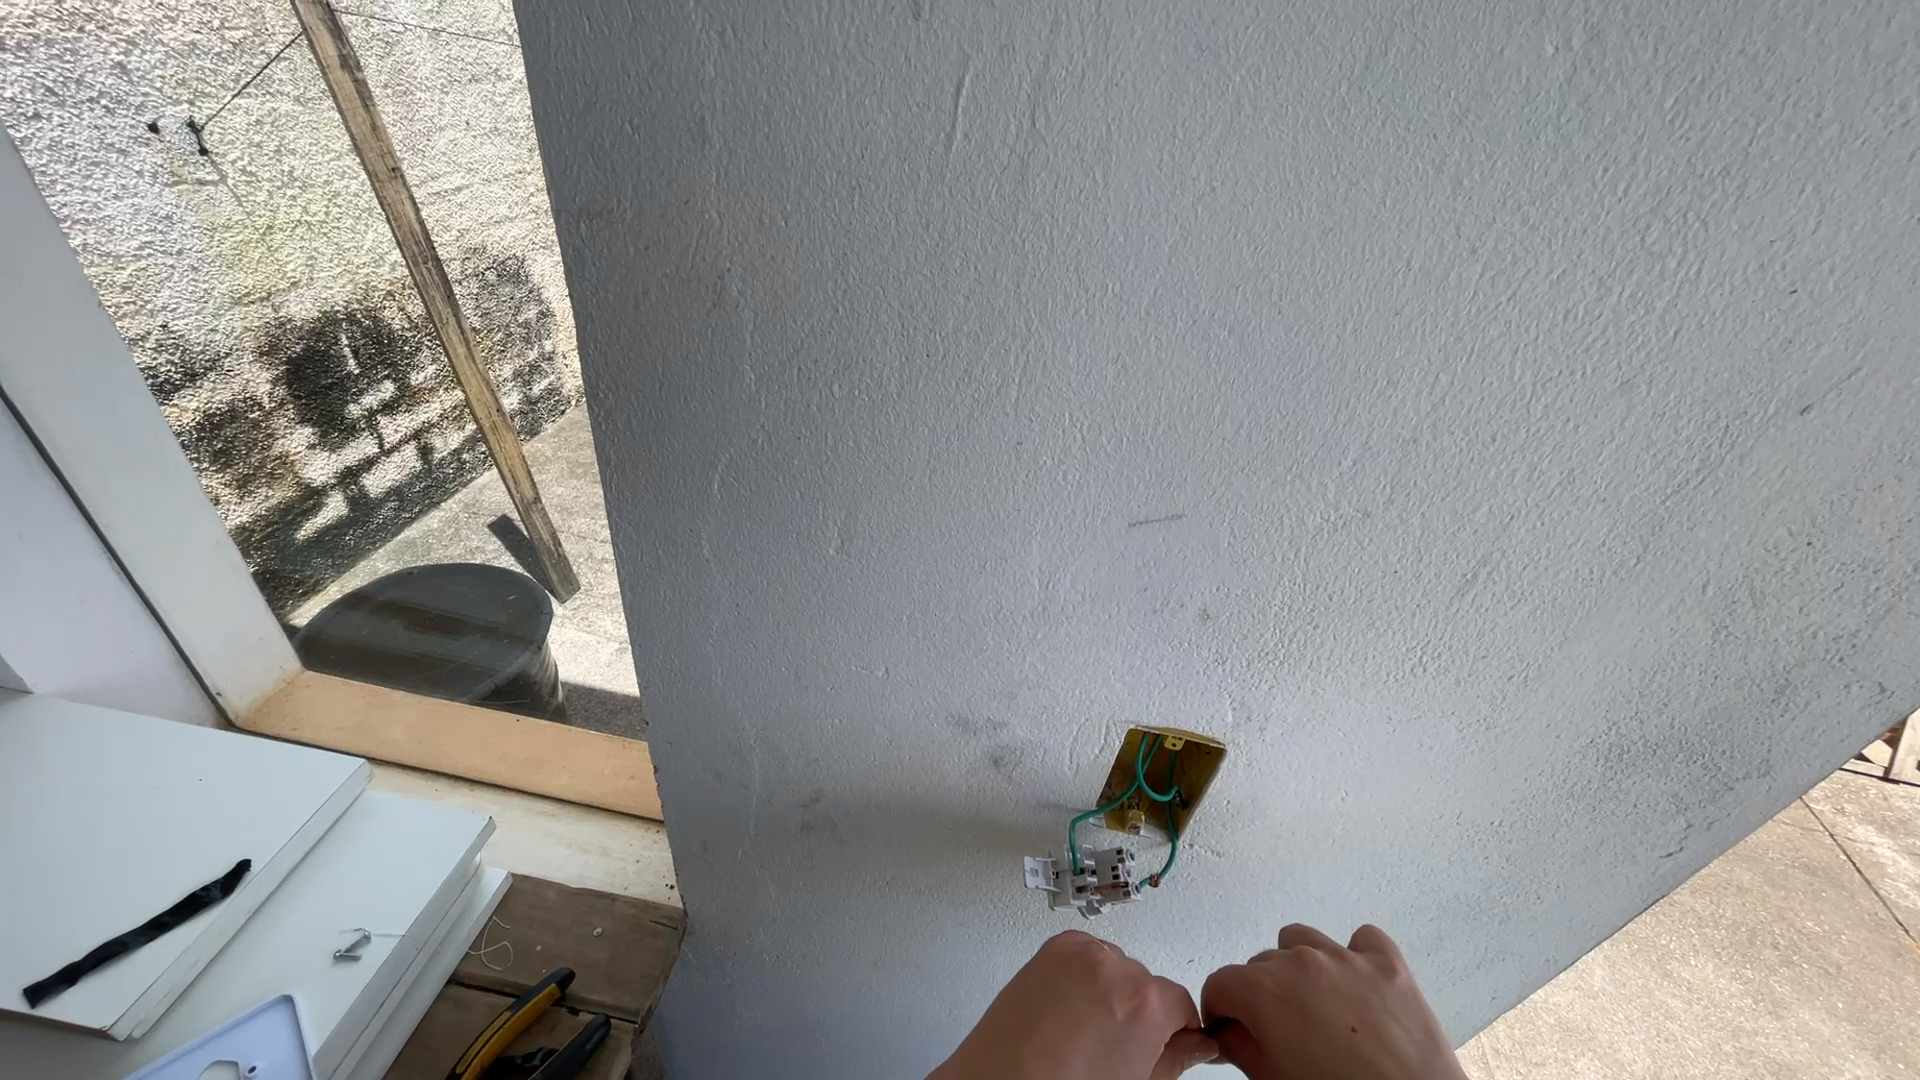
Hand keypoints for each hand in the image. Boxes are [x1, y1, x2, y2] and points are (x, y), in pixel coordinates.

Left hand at [930, 930, 1217, 1079]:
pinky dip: (1082, 973)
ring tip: (1085, 1030)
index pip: (1182, 1002)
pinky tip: (1070, 1009)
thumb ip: (1174, 1059)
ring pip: (1113, 965)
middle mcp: (1114, 965)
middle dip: (1137, 1009)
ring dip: (1108, 988)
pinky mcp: (1052, 947)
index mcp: (1145, 1000)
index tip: (1168, 1042)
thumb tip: (1194, 1044)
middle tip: (1116, 1045)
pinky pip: (1084, 953)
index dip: (1176, 1029)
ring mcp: (1080, 952)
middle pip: (1145, 981)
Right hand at [1200, 924, 1465, 1079]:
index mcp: (1264, 990)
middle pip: (1260, 964)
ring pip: (1301, 940)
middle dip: (1261, 993)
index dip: (1219, 1009)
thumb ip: (1240, 1048)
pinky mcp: (1389, 965)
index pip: (1219, 983)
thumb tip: (1229, 1034)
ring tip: (1315, 1004)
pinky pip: (1363, 938)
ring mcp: (1346, 959)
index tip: (1229, 1026)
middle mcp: (1300, 962)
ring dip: (1299, 965)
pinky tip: (1357, 985)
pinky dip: (1355, 955)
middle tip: (1278, 1030)